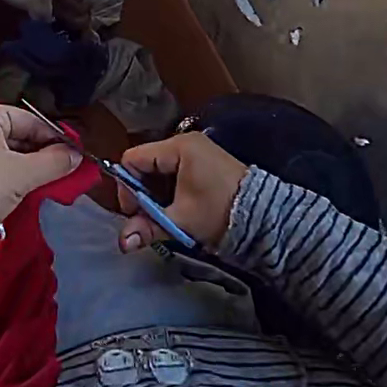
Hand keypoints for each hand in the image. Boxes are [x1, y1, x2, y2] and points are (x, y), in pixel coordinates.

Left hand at [0, 101, 84, 219]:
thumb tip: (76, 156)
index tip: (72, 155)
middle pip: (14, 134)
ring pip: (0, 149)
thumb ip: (54, 162)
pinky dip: (2, 171)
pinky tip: (16, 186)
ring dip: (21, 164)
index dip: (54, 138)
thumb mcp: (23, 174)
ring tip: (40, 181)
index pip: (30, 120)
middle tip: (58, 171)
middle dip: (37, 153)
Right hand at [115, 132, 246, 253]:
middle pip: (146, 164)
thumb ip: (148, 227)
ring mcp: (197, 152)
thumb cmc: (219, 211)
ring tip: (164, 216)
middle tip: (148, 217)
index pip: (133, 159)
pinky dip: (171, 191)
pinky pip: (175, 173)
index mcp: (178, 147)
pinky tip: (178, 209)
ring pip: (160, 171)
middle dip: (142, 192)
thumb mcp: (181, 220)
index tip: (134, 211)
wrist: (263, 216)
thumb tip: (122, 243)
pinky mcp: (205, 163)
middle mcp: (186, 143)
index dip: (127, 186)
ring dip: (157, 194)